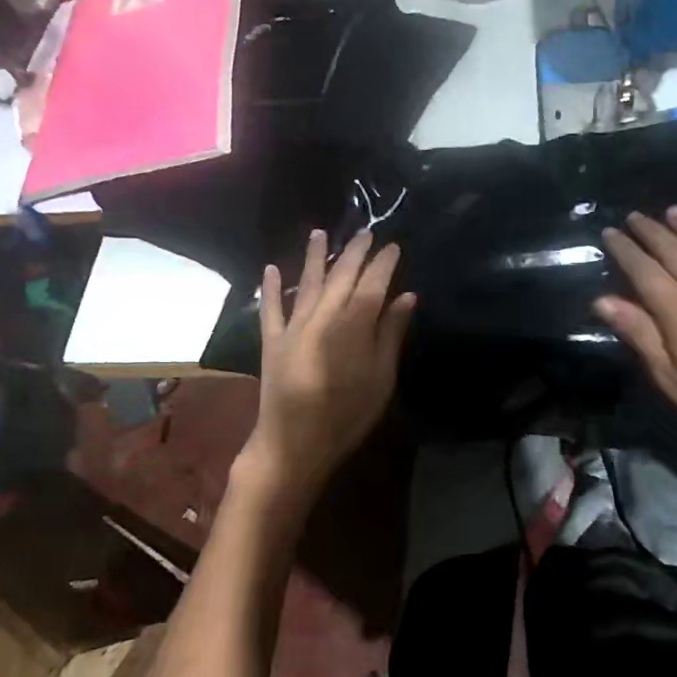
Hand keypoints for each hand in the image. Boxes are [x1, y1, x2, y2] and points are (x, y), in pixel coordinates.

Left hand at [241, 229, 416, 495]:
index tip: (393, 246)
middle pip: (341, 277)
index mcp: (354, 326)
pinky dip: (270, 288)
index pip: (373, 284)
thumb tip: (406, 296)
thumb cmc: (348, 414)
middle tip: (365, 233)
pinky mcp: (273, 341)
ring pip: (307, 283)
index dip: (383, 264)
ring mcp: (294, 327)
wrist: (295, 444)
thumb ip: (391, 333)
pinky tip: (270, 269)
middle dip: (354, 253)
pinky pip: (271, 308)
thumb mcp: (382, 377)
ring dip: (313, 257)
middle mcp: (323, 317)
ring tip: (319, 233)